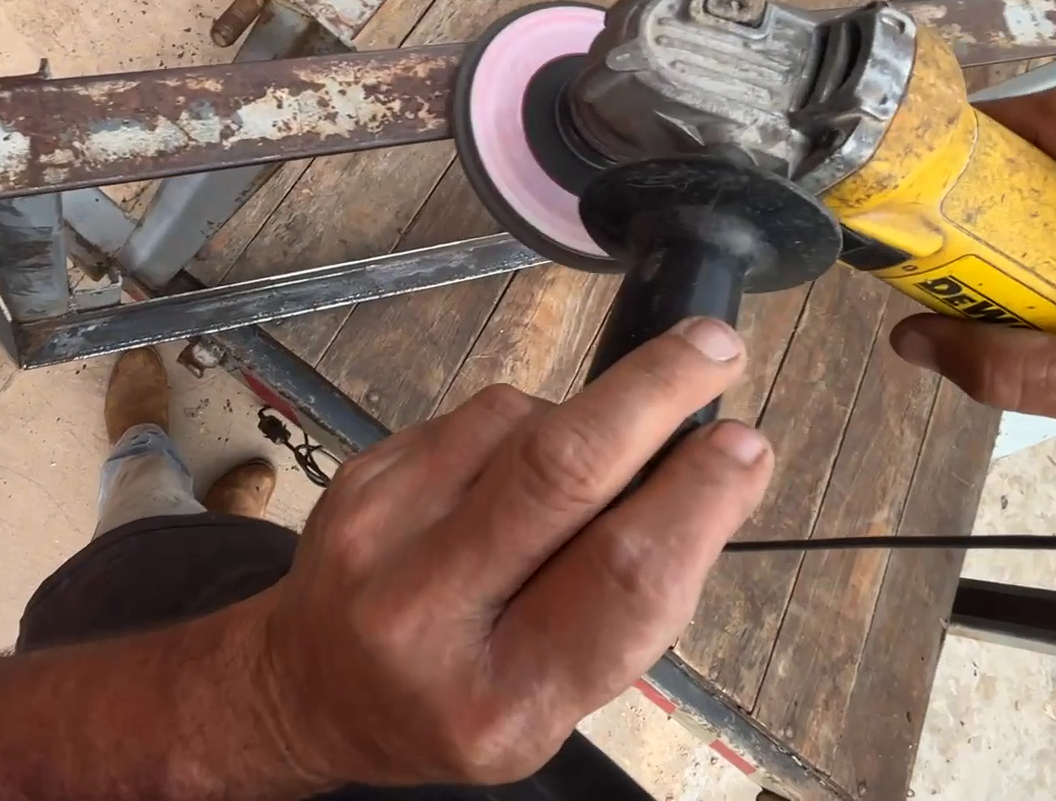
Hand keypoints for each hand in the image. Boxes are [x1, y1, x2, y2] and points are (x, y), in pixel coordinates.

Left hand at [233, 318, 772, 786]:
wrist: (310, 679)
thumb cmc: (446, 699)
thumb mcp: (546, 705)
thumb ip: (616, 607)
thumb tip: (694, 478)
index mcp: (500, 696)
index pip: (617, 581)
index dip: (695, 501)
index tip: (745, 446)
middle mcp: (426, 605)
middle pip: (556, 471)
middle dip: (648, 395)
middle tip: (713, 350)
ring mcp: (378, 525)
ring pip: (513, 423)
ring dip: (584, 410)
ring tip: (601, 442)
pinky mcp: (363, 472)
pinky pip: (470, 416)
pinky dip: (524, 418)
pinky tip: (523, 452)